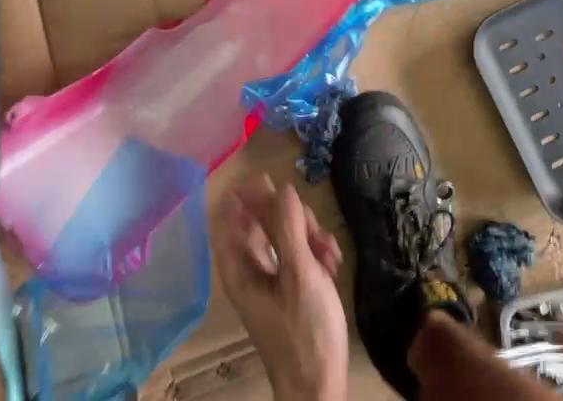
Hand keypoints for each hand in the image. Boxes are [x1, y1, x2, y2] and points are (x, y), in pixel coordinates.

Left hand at [211, 175, 348, 400]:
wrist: (319, 385)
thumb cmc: (305, 331)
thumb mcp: (300, 274)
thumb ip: (288, 228)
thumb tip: (281, 187)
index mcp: (238, 266)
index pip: (228, 215)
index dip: (245, 194)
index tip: (270, 181)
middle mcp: (249, 268)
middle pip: (261, 221)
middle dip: (290, 217)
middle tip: (313, 228)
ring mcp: (270, 279)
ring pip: (284, 236)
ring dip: (308, 235)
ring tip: (329, 253)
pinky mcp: (289, 289)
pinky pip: (297, 256)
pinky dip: (314, 253)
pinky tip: (333, 264)